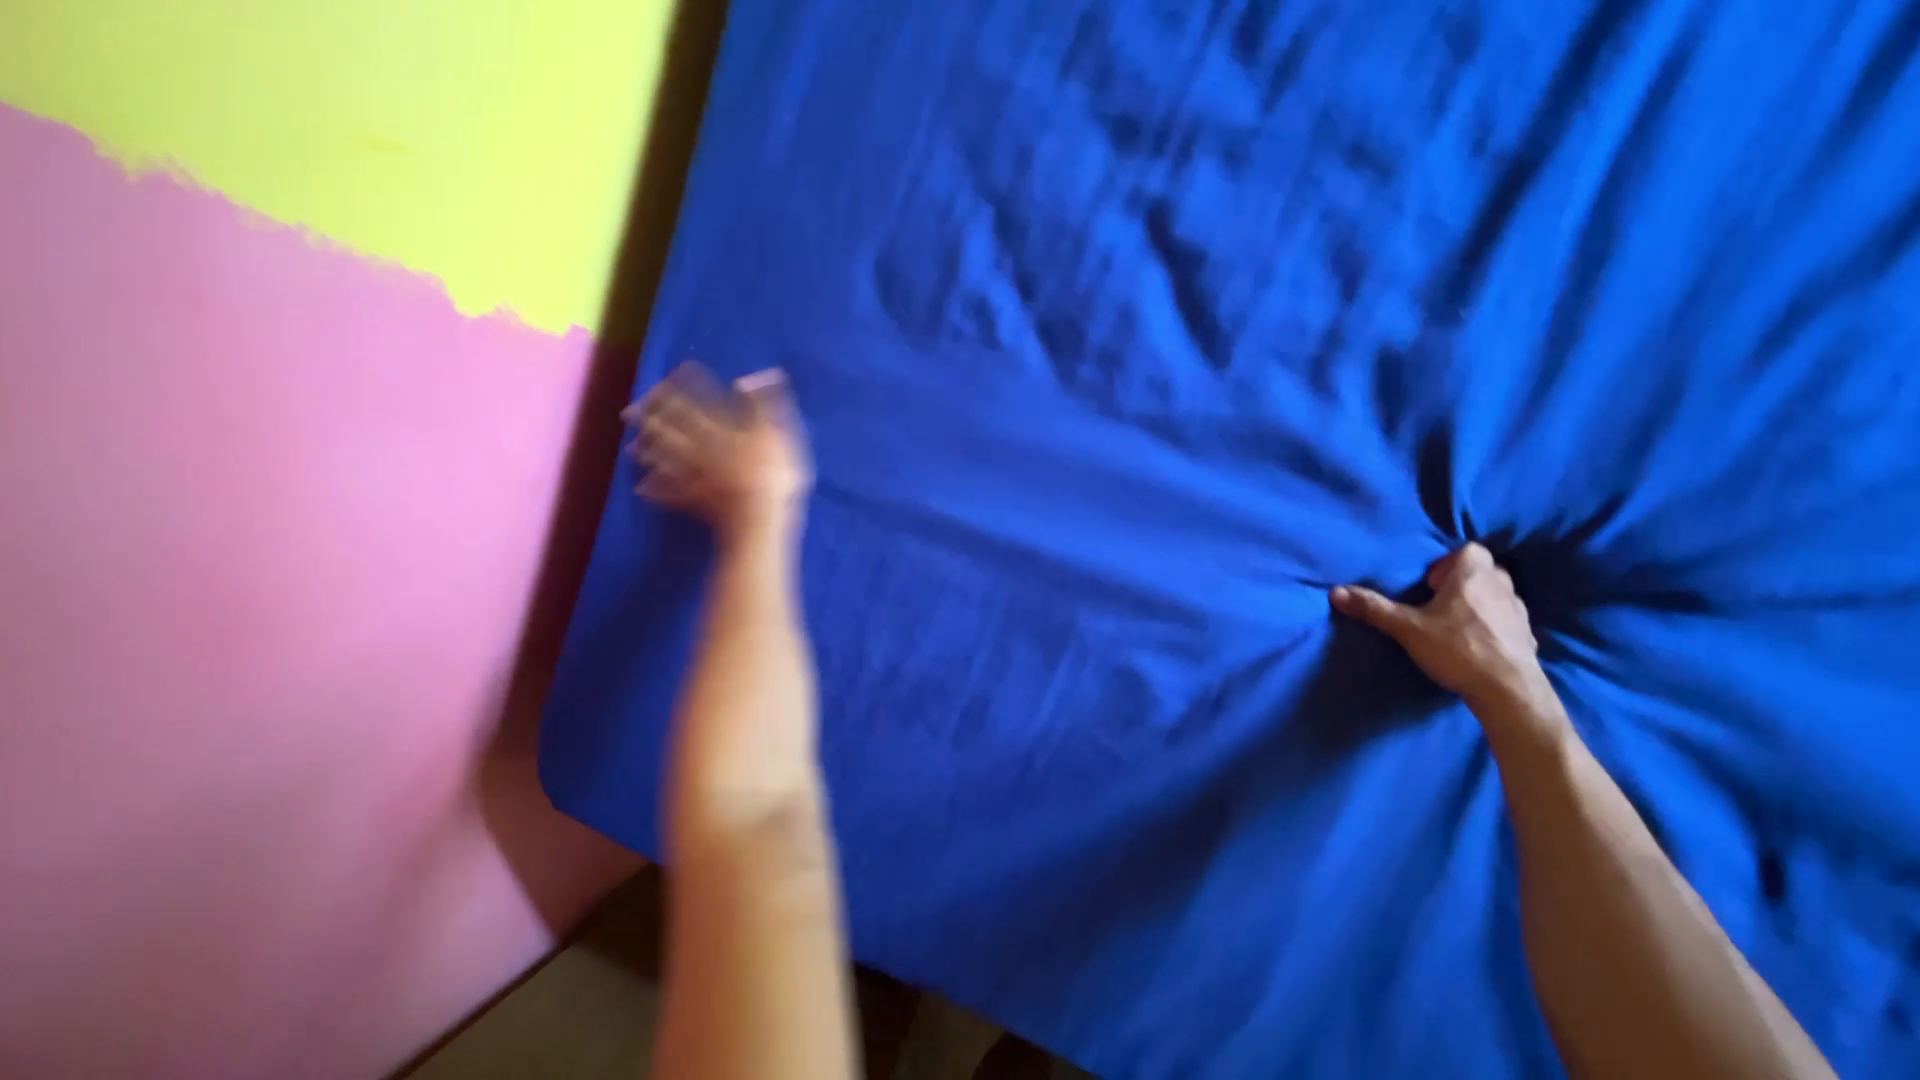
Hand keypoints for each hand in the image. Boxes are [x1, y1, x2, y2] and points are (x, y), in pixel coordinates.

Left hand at [624, 364, 811, 541]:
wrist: (757, 518)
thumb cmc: (773, 474)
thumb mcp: (777, 432)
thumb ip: (765, 403)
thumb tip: (750, 378)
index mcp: (718, 428)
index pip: (697, 400)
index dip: (685, 384)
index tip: (676, 371)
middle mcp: (698, 447)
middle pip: (668, 428)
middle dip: (649, 417)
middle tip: (629, 411)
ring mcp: (692, 475)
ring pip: (663, 459)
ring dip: (646, 451)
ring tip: (631, 447)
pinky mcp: (693, 500)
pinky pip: (667, 493)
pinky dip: (653, 489)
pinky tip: (641, 489)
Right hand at [1330, 543, 1545, 708]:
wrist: (1508, 690)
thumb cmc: (1457, 649)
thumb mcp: (1408, 628)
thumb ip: (1374, 608)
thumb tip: (1335, 592)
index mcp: (1474, 574)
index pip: (1468, 550)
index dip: (1448, 563)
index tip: (1431, 585)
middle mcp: (1501, 585)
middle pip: (1483, 571)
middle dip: (1463, 582)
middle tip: (1439, 603)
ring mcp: (1519, 610)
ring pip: (1497, 595)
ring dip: (1480, 603)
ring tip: (1456, 624)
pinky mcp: (1527, 635)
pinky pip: (1507, 620)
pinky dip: (1494, 626)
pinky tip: (1478, 644)